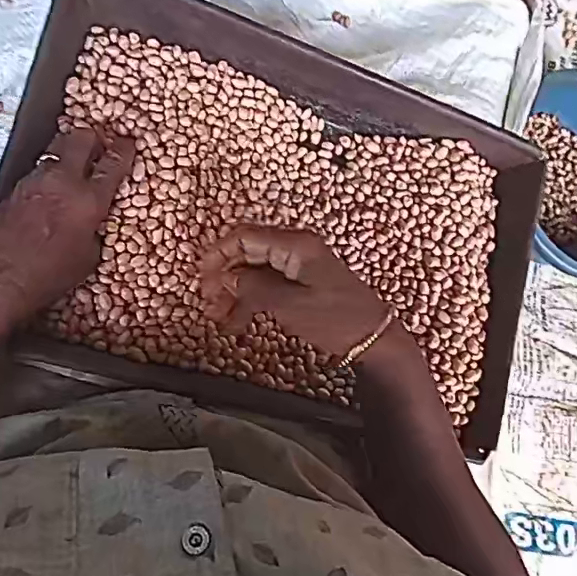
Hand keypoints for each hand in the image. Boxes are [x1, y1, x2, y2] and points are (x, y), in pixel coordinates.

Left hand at [0, 125, 134, 341]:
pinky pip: (37, 170)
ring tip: (75, 161)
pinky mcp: (14, 189)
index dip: (123, 151)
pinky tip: (50, 187)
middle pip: (80, 138)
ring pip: (56, 150)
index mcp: (89, 200)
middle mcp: (62, 182)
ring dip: (68, 151)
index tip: (127, 144)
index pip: (112, 164)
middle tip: (100, 142)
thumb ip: (94, 232)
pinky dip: (48, 173)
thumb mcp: (87, 258)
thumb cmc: (46, 274)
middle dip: (93, 137)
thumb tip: (91, 225)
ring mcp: (35, 181)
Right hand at [197, 226, 392, 359]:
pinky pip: (268, 285)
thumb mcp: (290, 306)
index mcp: (295, 245)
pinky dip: (251, 301)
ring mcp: (299, 266)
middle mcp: (296, 249)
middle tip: (209, 302)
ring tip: (219, 318)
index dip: (219, 254)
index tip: (202, 276)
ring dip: (235, 293)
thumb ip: (254, 288)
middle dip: (224, 276)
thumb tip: (228, 278)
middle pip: (247, 253)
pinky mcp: (302, 283)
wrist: (374, 338)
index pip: (245, 237)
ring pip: (255, 272)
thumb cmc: (338, 320)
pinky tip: (238, 322)